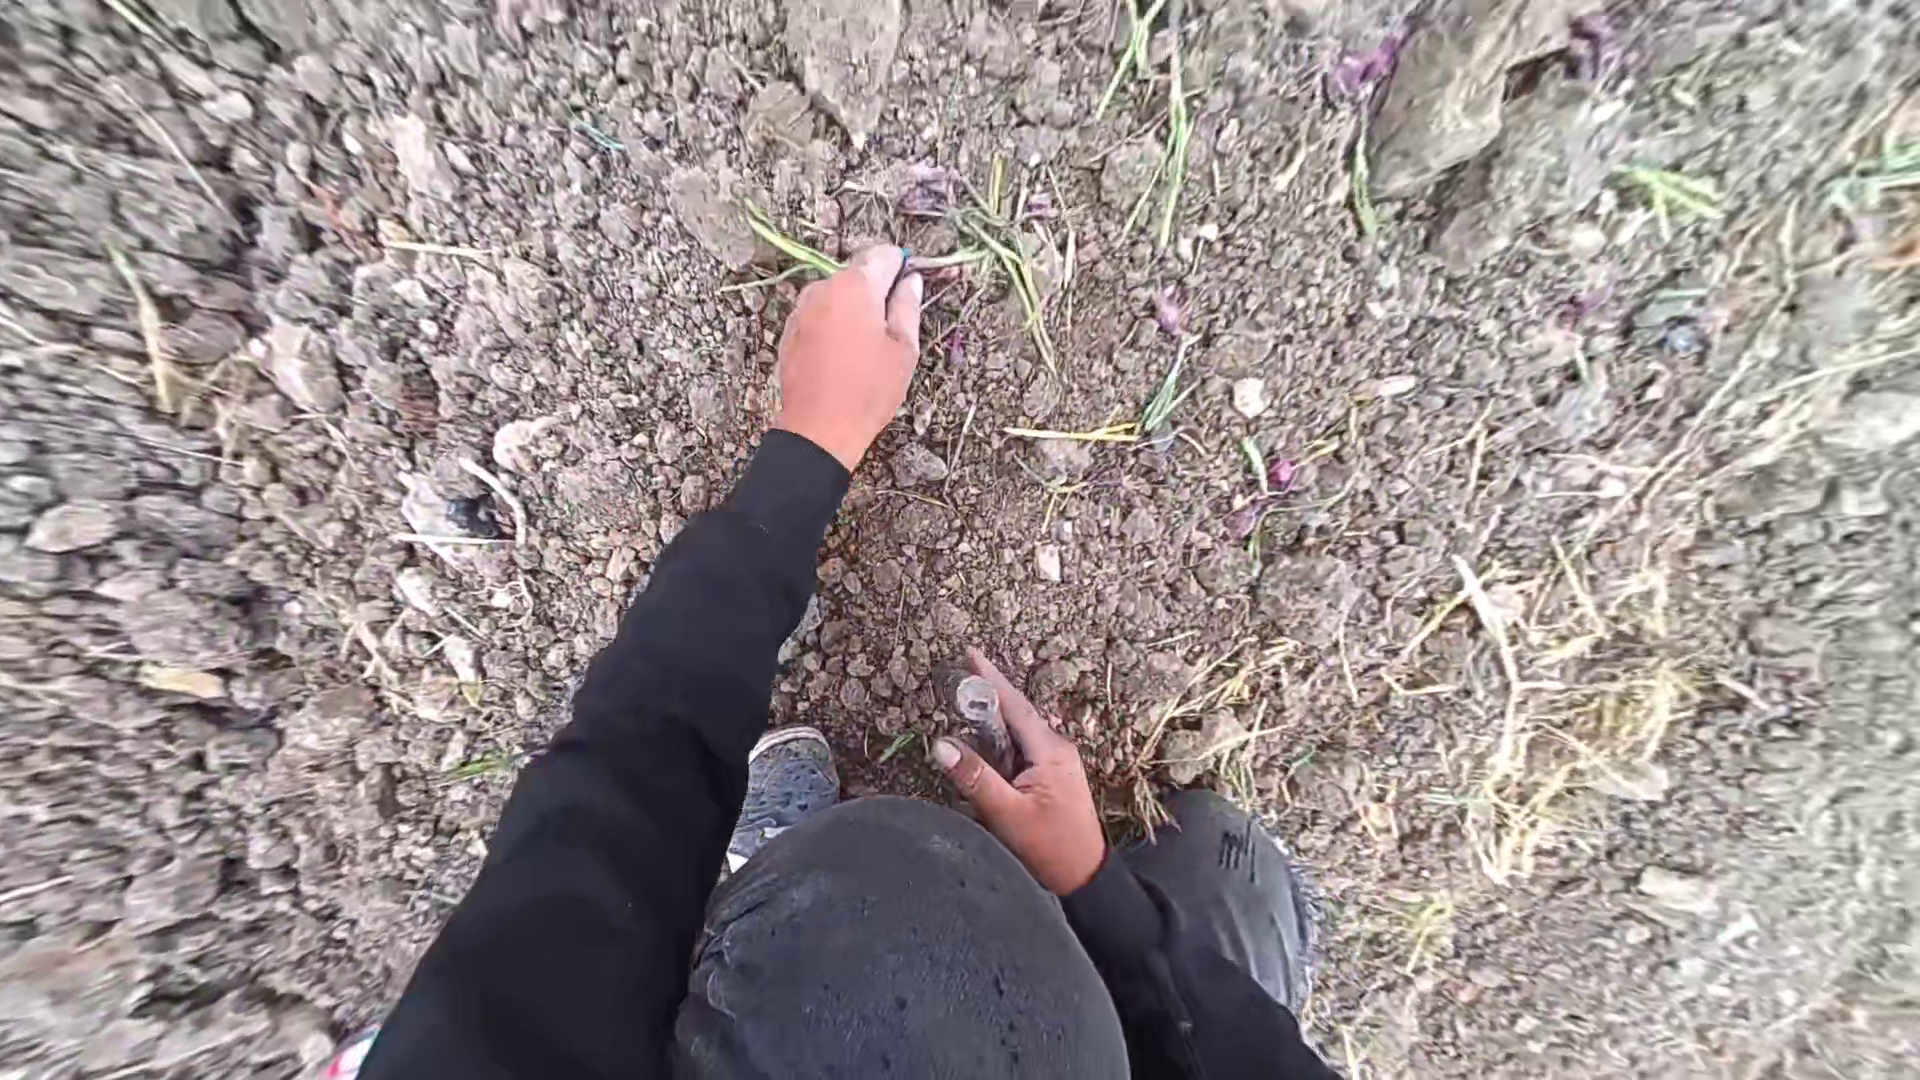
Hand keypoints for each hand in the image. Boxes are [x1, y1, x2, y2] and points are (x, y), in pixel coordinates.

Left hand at [773, 245, 923, 470]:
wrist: (820, 429)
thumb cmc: (868, 391)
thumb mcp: (903, 350)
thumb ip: (908, 307)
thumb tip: (911, 281)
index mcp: (855, 287)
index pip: (883, 255)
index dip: (901, 267)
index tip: (909, 288)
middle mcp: (823, 289)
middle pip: (857, 275)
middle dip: (876, 293)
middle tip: (892, 331)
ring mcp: (802, 310)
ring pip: (837, 297)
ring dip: (854, 311)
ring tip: (866, 350)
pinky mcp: (790, 332)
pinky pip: (819, 317)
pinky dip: (834, 327)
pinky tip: (843, 358)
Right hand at [933, 648, 1106, 894]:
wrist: (1086, 882)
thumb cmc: (1050, 850)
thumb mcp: (1007, 814)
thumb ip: (975, 778)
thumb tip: (941, 745)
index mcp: (1050, 750)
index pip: (1014, 705)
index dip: (991, 679)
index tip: (970, 653)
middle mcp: (1056, 748)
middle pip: (1016, 714)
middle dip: (988, 696)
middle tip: (960, 678)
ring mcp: (1056, 762)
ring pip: (1017, 732)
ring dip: (993, 723)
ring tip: (966, 710)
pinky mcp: (1051, 776)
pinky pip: (1021, 749)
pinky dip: (1000, 743)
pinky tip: (985, 748)